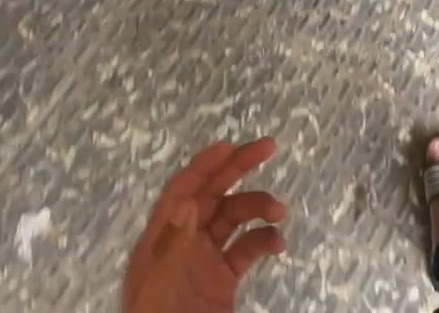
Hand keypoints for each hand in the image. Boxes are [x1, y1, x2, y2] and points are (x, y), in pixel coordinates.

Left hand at [123, 138, 287, 312]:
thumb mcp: (160, 293)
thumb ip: (172, 250)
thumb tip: (188, 202)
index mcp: (158, 245)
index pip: (180, 193)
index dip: (203, 166)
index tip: (230, 145)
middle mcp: (181, 246)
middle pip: (209, 196)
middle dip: (237, 168)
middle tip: (268, 147)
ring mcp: (203, 263)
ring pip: (233, 218)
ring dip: (257, 207)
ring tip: (279, 213)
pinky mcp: (222, 282)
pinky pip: (246, 249)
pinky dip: (264, 240)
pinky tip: (278, 245)